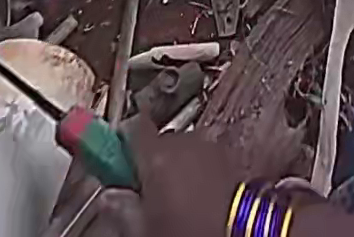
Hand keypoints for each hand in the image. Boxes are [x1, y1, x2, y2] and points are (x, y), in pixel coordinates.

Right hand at [123, 123, 251, 235]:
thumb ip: (123, 210)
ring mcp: (208, 146)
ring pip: (182, 149)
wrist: (244, 235)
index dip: (122, 143)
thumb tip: (108, 197)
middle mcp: (183, 140)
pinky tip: (200, 199)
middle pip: (158, 140)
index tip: (116, 162)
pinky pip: (204, 159)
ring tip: (178, 201)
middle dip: (152, 162)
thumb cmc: (191, 232)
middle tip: (149, 196)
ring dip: (177, 166)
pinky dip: (199, 172)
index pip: (132, 128)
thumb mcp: (146, 231)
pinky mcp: (229, 157)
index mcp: (156, 153)